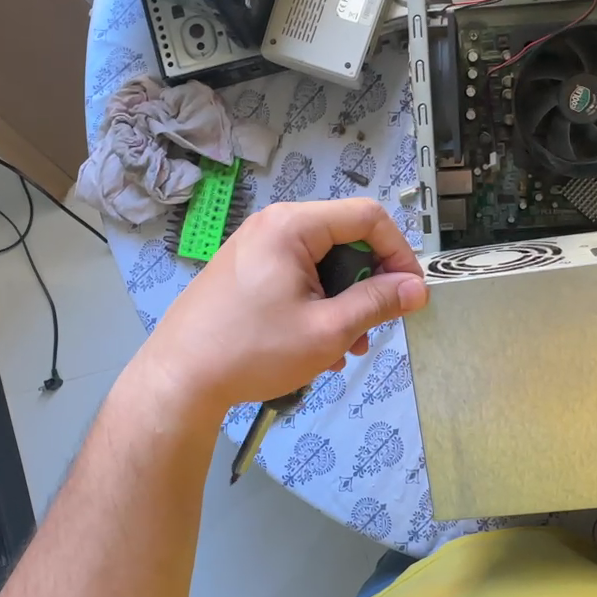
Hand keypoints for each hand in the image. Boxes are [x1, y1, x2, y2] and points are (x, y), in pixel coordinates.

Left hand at [137, 199, 427, 413]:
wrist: (178, 379)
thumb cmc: (255, 350)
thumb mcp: (328, 330)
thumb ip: (377, 303)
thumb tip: (418, 288)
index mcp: (293, 225)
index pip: (368, 217)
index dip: (399, 253)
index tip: (410, 294)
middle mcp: (274, 225)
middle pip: (345, 241)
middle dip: (367, 287)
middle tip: (372, 331)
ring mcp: (256, 248)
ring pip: (323, 266)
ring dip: (343, 304)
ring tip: (343, 350)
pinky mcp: (245, 272)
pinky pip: (297, 279)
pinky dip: (315, 307)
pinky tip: (314, 348)